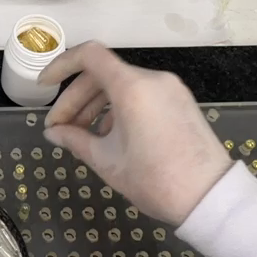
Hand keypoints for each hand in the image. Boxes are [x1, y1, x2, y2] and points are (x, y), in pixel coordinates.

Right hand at [39, 41, 232, 225]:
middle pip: (101, 74)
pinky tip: (110, 136)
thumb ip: (75, 140)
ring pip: (120, 85)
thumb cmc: (156, 180)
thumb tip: (54, 133)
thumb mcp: (107, 162)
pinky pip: (139, 94)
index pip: (88, 56)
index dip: (60, 65)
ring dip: (95, 105)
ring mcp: (169, 89)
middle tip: (59, 127)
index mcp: (132, 87)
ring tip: (82, 135)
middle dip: (75, 99)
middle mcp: (151, 79)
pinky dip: (118, 107)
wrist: (212, 200)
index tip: (44, 85)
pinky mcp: (180, 101)